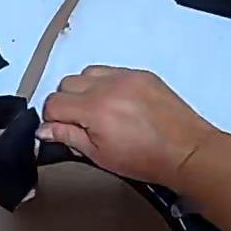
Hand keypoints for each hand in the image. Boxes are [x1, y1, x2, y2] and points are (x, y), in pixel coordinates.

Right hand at [37, 67, 227, 186]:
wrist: (186, 151)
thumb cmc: (147, 159)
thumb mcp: (99, 155)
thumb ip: (68, 137)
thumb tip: (44, 129)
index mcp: (94, 109)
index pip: (53, 103)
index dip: (52, 119)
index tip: (61, 130)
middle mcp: (108, 86)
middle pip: (66, 84)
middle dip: (67, 103)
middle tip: (81, 123)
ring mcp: (126, 77)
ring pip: (87, 73)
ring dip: (85, 90)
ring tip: (99, 111)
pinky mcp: (141, 75)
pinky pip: (111, 71)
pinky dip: (107, 84)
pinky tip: (118, 104)